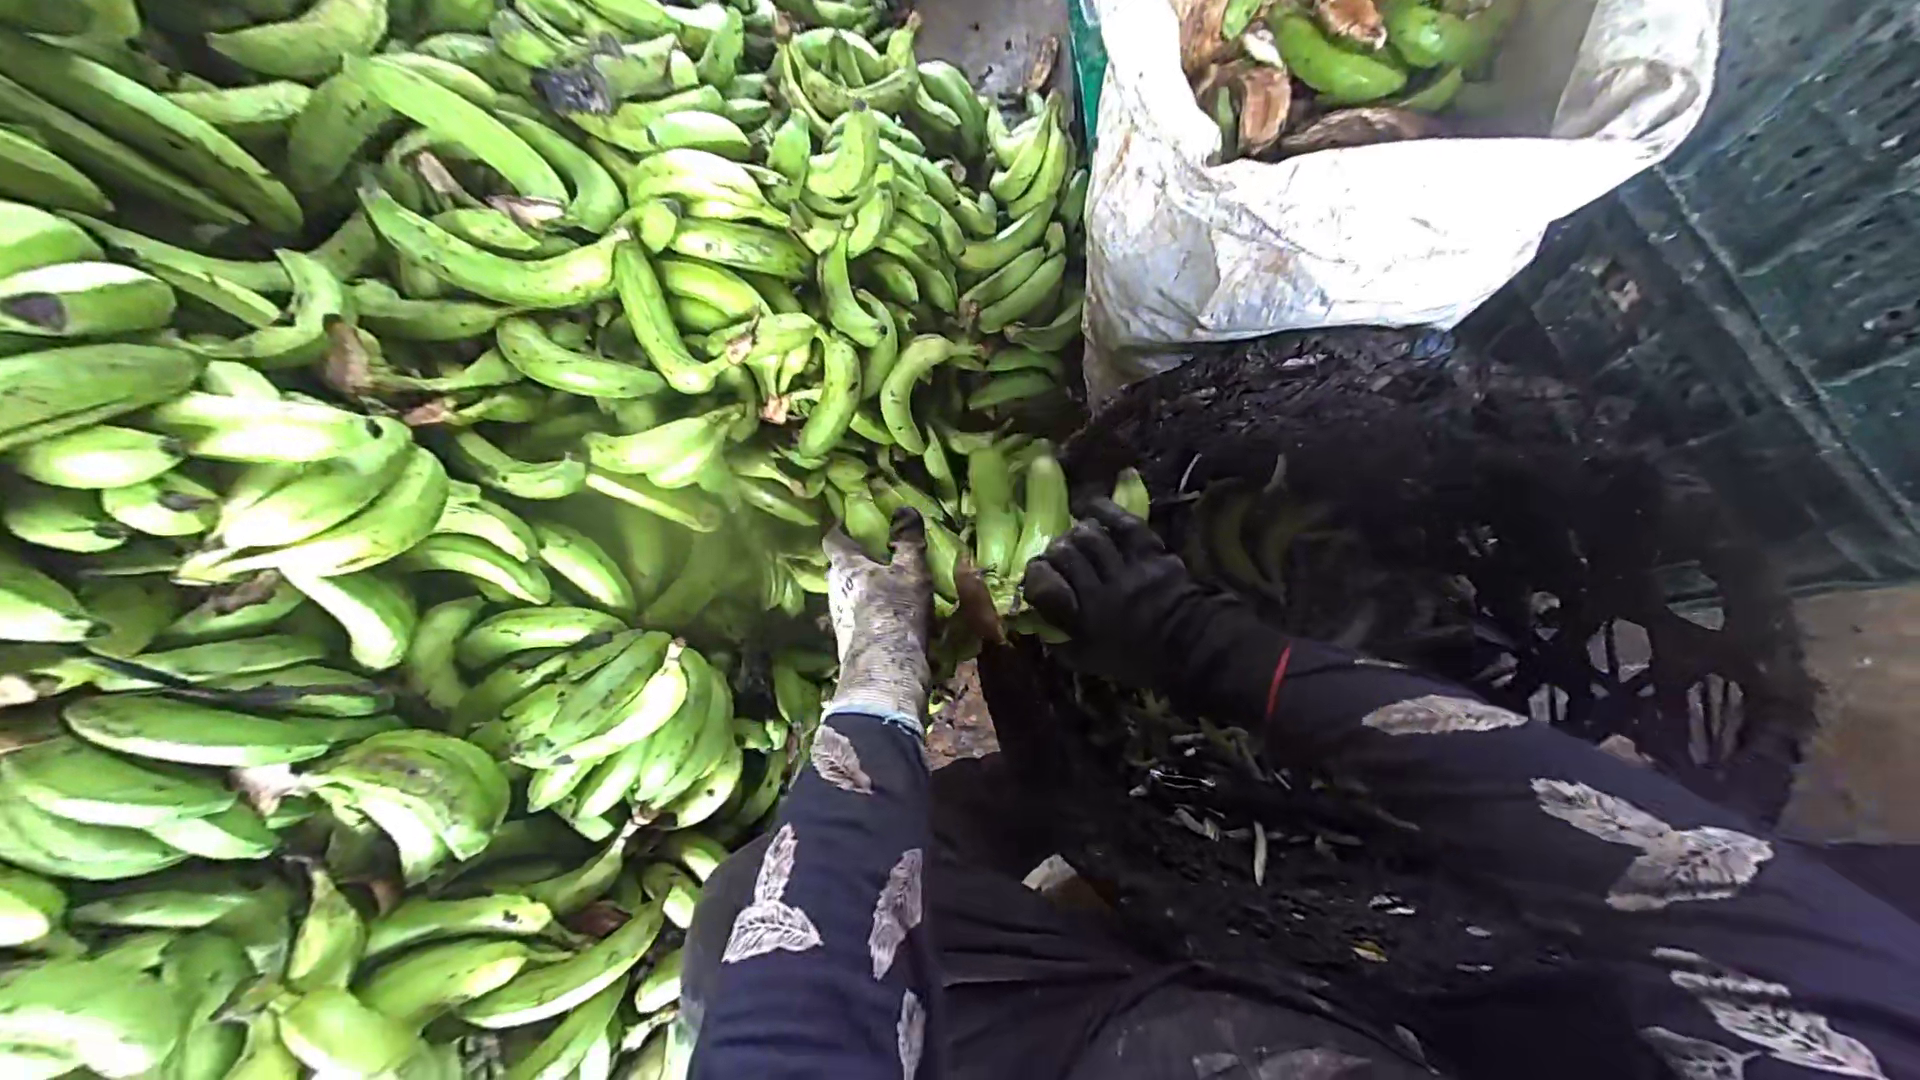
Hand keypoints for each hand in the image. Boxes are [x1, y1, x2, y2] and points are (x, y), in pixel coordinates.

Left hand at [822, 507, 933, 730]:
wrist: (885, 668)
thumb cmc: (896, 610)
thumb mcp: (911, 570)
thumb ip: (908, 540)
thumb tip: (904, 508)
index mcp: (845, 567)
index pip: (833, 540)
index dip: (839, 530)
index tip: (845, 525)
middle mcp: (833, 590)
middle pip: (839, 570)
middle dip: (854, 564)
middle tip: (874, 559)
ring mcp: (837, 619)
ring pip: (846, 596)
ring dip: (861, 592)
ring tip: (885, 590)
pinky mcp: (847, 642)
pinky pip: (856, 619)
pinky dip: (868, 615)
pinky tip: (887, 621)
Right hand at [1022, 500, 1215, 688]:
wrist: (1191, 648)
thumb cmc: (1140, 659)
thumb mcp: (1093, 661)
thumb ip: (1063, 646)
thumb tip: (1042, 630)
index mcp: (1084, 614)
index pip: (1046, 579)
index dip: (1038, 570)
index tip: (1038, 570)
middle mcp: (1100, 586)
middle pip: (1068, 552)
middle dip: (1058, 547)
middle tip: (1060, 550)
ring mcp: (1127, 567)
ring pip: (1093, 536)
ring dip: (1080, 531)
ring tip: (1079, 533)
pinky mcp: (1151, 553)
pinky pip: (1126, 525)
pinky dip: (1108, 512)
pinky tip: (1094, 507)